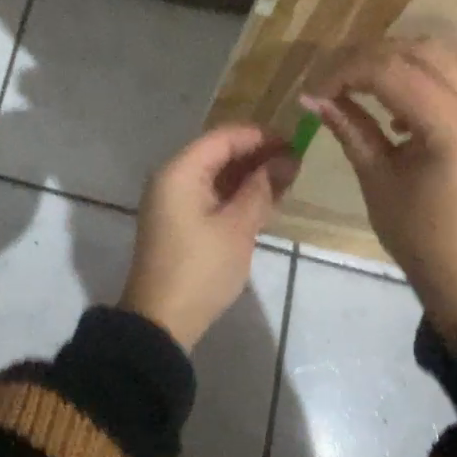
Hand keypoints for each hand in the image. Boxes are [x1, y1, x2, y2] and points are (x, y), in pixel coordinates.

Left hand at [119, 124, 299, 351]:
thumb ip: (262, 188)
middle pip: (217, 152)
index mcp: (179, 171)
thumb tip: (288, 159)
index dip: (259, 136)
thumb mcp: (238, 227)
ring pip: (214, 174)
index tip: (295, 143)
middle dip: (256, 155)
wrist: (161, 319)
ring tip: (286, 180)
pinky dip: (234, 193)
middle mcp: (171, 177)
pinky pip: (208, 193)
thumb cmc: (201, 269)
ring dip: (247, 175)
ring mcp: (171, 199)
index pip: (223, 137)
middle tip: (296, 163)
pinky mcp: (176, 219)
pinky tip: (262, 200)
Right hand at [302, 36, 456, 353]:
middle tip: (337, 81)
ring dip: (407, 53)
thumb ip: (350, 128)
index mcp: (452, 129)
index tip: (315, 90)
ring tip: (375, 79)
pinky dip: (442, 63)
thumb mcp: (378, 181)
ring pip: (451, 49)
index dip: (345, 71)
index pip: (389, 70)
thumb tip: (312, 96)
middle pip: (419, 50)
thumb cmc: (423, 238)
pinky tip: (416, 88)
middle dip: (370, 57)